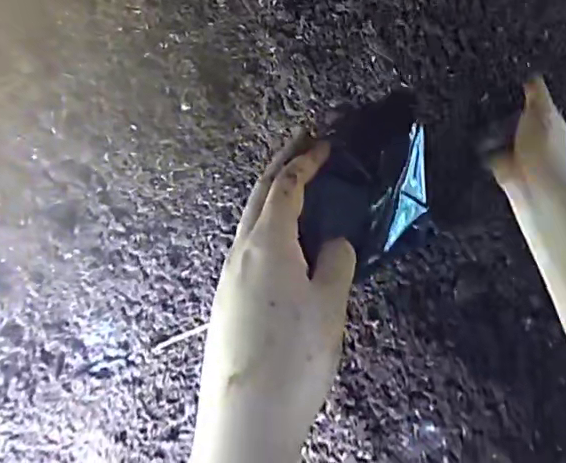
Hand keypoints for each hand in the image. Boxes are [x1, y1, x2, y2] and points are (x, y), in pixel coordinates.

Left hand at [191, 139, 356, 462]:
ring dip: (273, 190)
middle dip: (282, 161)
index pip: (285, 186)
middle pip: (259, 192)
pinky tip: (284, 238)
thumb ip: (337, 261)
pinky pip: (249, 243)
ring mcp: (229, 278)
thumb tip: (334, 242)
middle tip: (304, 138)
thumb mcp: (330, 305)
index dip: (306, 160)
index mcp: (266, 244)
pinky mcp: (228, 303)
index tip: (325, 143)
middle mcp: (240, 253)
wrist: (243, 427)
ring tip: (297, 180)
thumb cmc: (292, 360)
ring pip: (251, 218)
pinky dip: (268, 220)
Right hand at [487, 74, 565, 193]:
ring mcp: (521, 155)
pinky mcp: (506, 170)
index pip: (536, 102)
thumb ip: (536, 90)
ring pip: (504, 138)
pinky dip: (485, 151)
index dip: (524, 93)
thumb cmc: (546, 151)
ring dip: (493, 133)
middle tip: (492, 104)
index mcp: (549, 120)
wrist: (537, 188)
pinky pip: (491, 156)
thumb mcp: (541, 107)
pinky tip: (480, 145)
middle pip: (518, 121)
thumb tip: (533, 74)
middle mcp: (537, 138)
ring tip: (482, 123)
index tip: (512, 83)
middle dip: (506, 115)